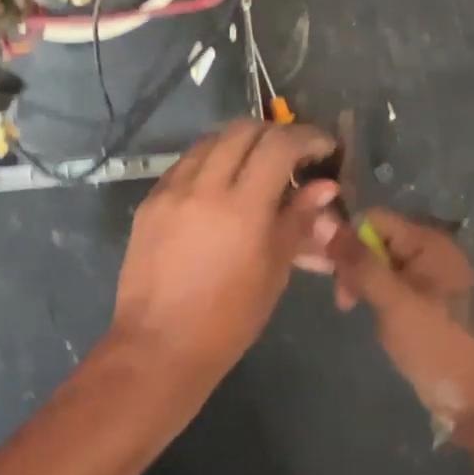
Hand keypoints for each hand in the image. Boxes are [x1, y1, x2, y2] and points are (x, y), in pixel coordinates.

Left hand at [107, 120, 337, 384]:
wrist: (159, 344)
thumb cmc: (228, 321)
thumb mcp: (273, 272)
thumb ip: (297, 222)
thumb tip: (324, 187)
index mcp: (241, 207)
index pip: (278, 146)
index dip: (306, 138)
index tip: (322, 147)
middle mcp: (202, 186)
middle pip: (241, 130)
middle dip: (273, 134)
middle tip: (291, 154)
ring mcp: (170, 190)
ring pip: (209, 142)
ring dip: (238, 144)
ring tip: (256, 167)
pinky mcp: (149, 200)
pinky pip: (184, 165)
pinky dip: (208, 162)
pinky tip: (220, 187)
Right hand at [323, 209, 473, 446]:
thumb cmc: (439, 345)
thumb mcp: (394, 301)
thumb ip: (358, 262)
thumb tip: (321, 220)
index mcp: (428, 243)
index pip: (372, 219)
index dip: (346, 239)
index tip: (330, 272)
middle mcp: (430, 252)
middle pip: (375, 240)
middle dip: (352, 264)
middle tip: (345, 300)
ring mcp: (429, 278)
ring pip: (379, 263)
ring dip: (361, 282)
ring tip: (353, 309)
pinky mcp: (426, 301)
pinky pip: (390, 283)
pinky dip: (375, 295)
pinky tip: (371, 314)